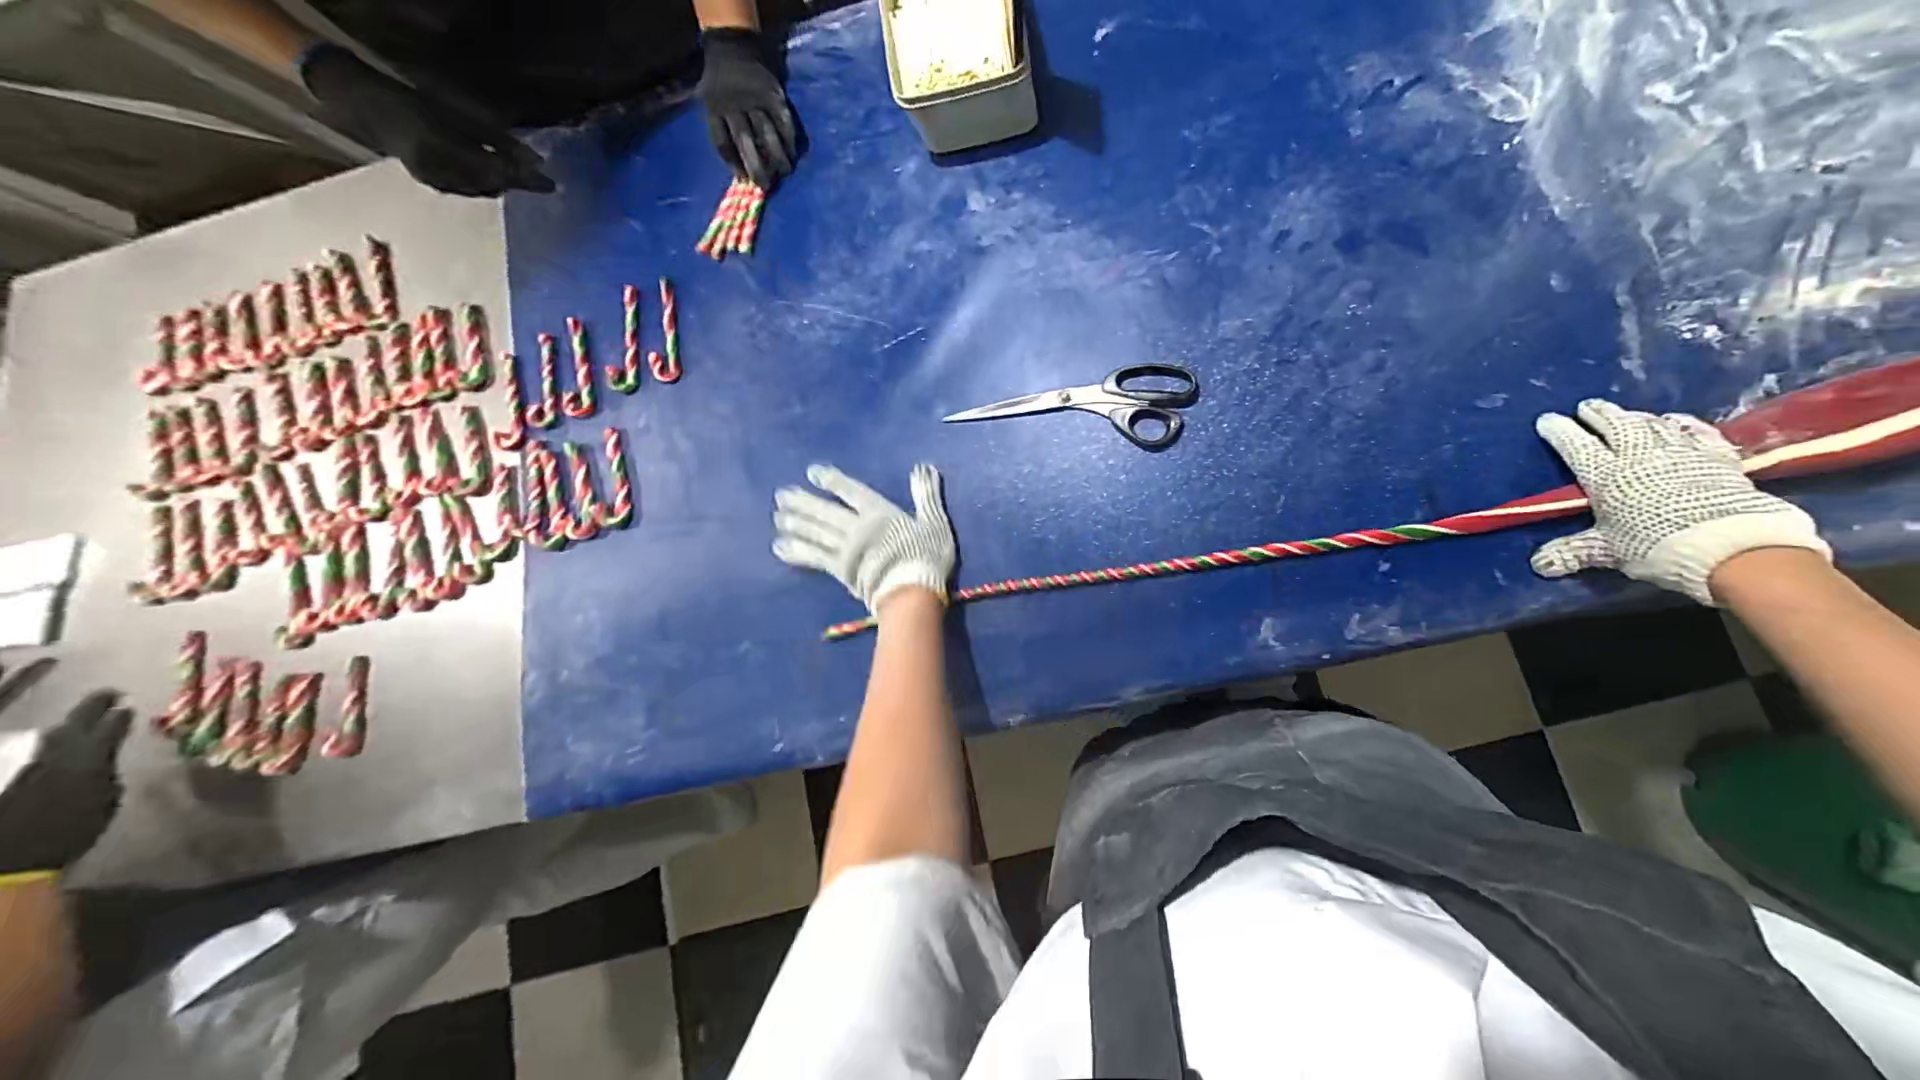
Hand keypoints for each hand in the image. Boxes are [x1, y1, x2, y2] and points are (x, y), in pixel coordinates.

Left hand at [0, 661, 132, 876]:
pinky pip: (35, 752)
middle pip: (75, 722)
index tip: (130, 705)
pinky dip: (48, 744)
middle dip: (93, 706)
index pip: (111, 727)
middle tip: (110, 694)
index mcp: (89, 758)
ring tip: (79, 720)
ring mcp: (28, 765)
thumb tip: (106, 760)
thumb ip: (106, 776)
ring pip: (49, 735)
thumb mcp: (104, 804)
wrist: (8, 859)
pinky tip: (52, 744)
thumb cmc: (67, 833)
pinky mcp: (12, 777)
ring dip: (67, 725)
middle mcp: (57, 753)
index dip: (121, 715)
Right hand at [299, 43, 554, 197]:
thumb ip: (496, 139)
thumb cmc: (417, 101)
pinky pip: (469, 190)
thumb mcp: (459, 113)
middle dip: (518, 183)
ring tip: (527, 182)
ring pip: (482, 190)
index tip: (550, 183)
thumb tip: (534, 159)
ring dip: (506, 186)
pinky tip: (501, 182)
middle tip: (544, 183)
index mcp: (440, 144)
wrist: (369, 106)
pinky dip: (488, 186)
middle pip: (490, 183)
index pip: (494, 169)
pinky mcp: (432, 184)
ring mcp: (433, 179)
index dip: (523, 177)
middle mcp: (436, 168)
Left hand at [697, 29, 798, 189]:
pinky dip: (789, 140)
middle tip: (766, 185)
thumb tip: (737, 167)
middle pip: (745, 141)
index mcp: (714, 108)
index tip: (744, 180)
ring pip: (766, 134)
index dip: (733, 164)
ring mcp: (754, 99)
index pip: (722, 142)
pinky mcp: (773, 95)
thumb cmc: (721, 81)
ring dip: (777, 157)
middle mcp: (733, 105)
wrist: (734, 46)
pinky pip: (783, 122)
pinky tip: (793, 154)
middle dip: (756, 166)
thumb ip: (719, 128)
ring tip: (784, 173)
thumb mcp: (707, 99)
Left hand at [773, 464, 955, 613]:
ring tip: (777, 518)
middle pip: (824, 511)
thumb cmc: (928, 558)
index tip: (812, 472)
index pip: (851, 491)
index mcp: (879, 512)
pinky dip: (796, 551)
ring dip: (795, 524)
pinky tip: (780, 547)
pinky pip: (813, 557)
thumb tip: (922, 466)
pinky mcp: (839, 570)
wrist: (913, 592)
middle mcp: (857, 527)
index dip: (832, 481)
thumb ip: (926, 495)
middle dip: (802, 502)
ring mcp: (845, 549)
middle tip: (781, 496)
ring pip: (814, 532)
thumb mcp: (934, 523)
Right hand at [1531, 399, 1830, 605]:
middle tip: (1587, 407)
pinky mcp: (1717, 458)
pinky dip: (1683, 424)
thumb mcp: (1606, 551)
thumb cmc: (1654, 545)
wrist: (1729, 545)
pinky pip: (1696, 432)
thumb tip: (1540, 565)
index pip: (1576, 445)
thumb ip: (1572, 552)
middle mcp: (1639, 456)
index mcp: (1605, 475)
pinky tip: (1674, 420)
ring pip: (1652, 425)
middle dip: (1599, 414)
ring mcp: (1681, 454)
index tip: (1548, 420)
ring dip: (1635, 417)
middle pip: (1616, 426)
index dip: (1560, 431)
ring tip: (1626, 413)